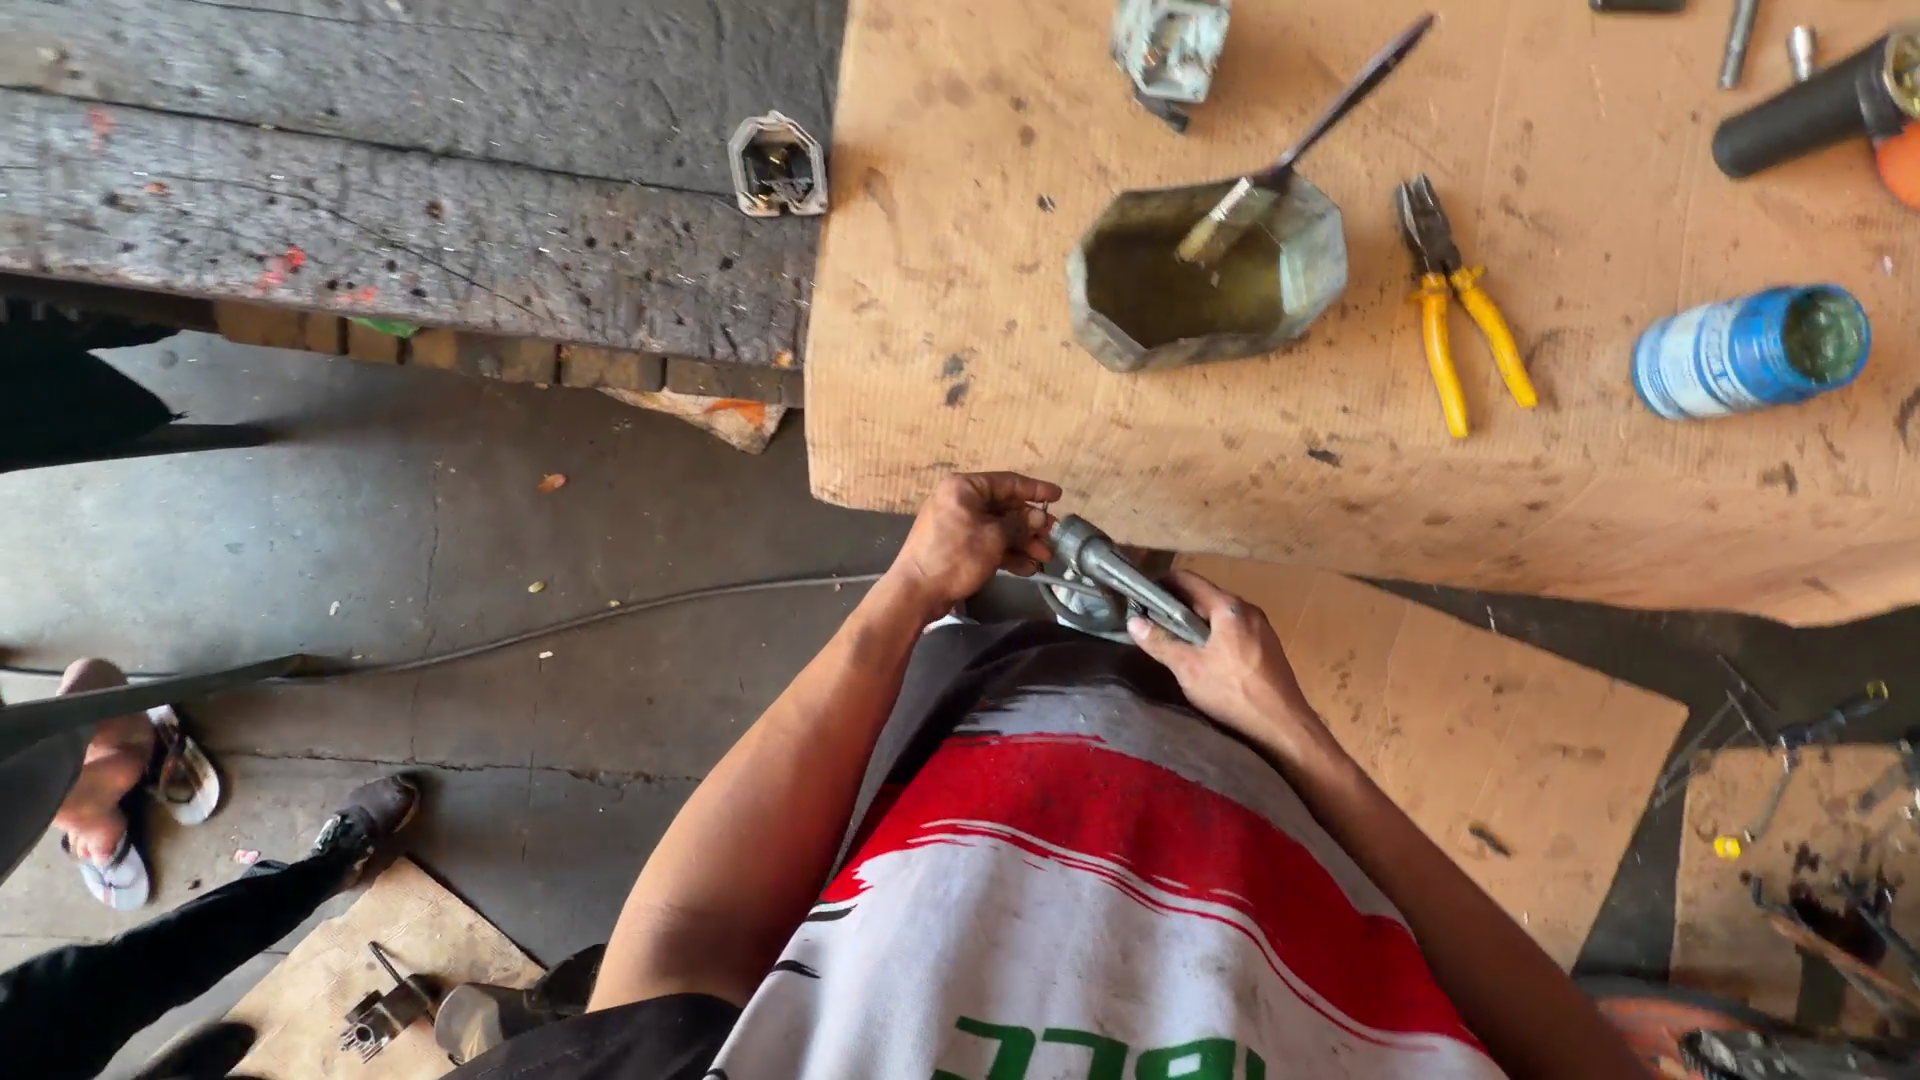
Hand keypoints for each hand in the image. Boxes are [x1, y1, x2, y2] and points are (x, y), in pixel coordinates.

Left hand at [886, 472, 1062, 618]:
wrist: (916, 592)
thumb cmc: (955, 557)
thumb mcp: (993, 538)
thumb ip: (1019, 524)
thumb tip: (1039, 516)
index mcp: (964, 488)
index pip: (1008, 482)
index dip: (1035, 490)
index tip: (1058, 496)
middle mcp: (960, 500)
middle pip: (1004, 507)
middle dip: (1030, 524)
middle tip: (1052, 537)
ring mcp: (957, 524)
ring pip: (998, 528)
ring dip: (1022, 542)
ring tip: (1045, 557)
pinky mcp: (956, 546)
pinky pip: (987, 543)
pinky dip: (1006, 553)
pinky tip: (1027, 568)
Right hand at [1127, 570, 1332, 762]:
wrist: (1283, 725)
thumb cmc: (1233, 692)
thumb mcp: (1189, 668)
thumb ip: (1160, 642)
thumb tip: (1133, 621)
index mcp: (1229, 607)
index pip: (1188, 580)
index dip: (1162, 584)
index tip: (1141, 597)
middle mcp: (1248, 609)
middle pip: (1205, 596)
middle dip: (1177, 606)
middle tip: (1153, 622)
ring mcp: (1261, 627)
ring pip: (1219, 614)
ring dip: (1196, 622)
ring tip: (1174, 640)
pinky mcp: (1267, 646)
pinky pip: (1233, 629)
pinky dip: (1214, 634)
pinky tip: (1205, 656)